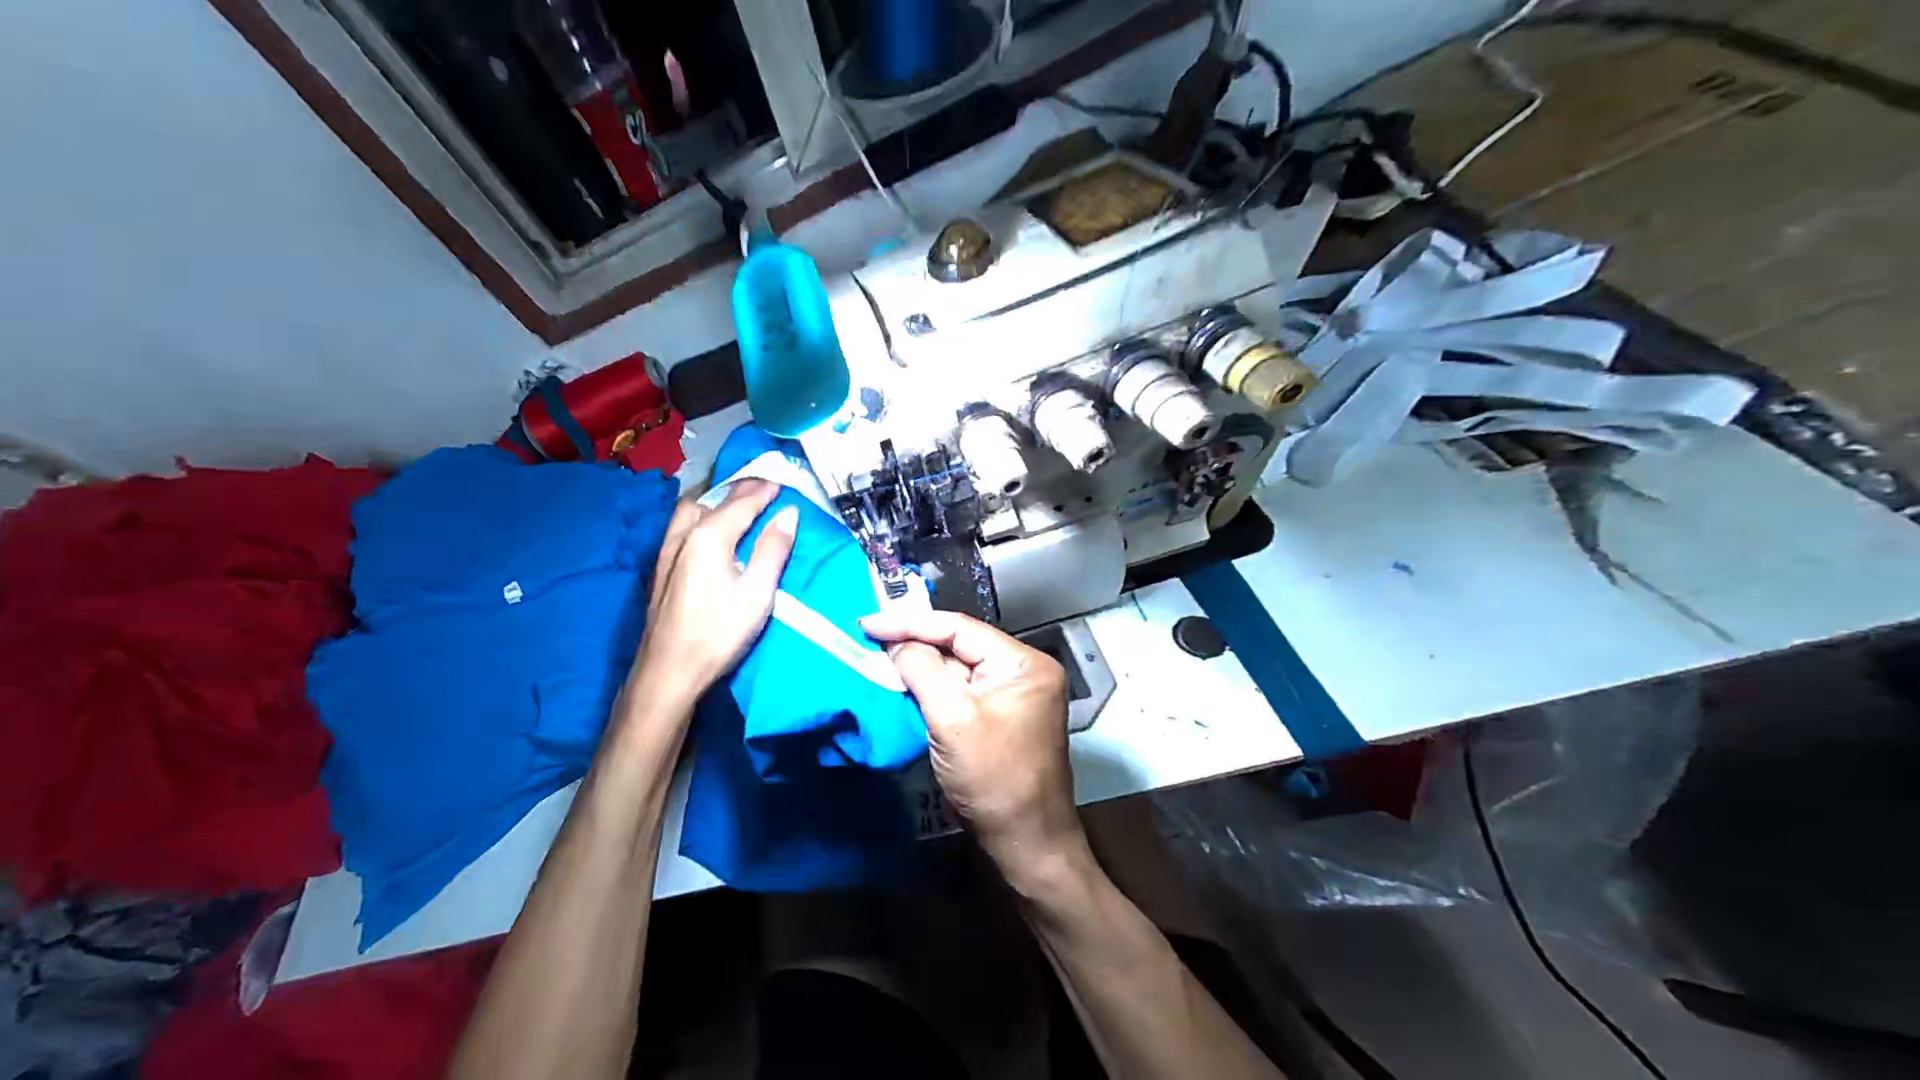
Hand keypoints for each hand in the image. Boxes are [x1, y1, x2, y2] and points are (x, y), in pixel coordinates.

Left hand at [630, 479, 797, 708]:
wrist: (669, 671)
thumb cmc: (719, 633)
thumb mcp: (757, 592)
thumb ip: (773, 549)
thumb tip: (788, 513)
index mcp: (709, 536)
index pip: (741, 503)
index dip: (764, 491)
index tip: (781, 482)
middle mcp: (683, 535)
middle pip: (714, 502)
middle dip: (740, 491)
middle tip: (763, 487)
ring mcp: (666, 552)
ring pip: (690, 511)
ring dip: (715, 501)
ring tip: (735, 504)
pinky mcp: (660, 569)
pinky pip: (680, 526)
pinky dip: (699, 516)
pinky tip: (707, 529)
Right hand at [859, 609, 1086, 883]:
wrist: (1025, 843)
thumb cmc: (994, 779)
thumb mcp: (953, 719)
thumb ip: (922, 670)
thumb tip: (896, 644)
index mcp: (1023, 663)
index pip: (960, 629)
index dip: (911, 623)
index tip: (868, 623)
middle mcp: (1021, 671)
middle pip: (958, 646)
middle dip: (913, 644)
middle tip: (868, 640)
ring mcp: (1010, 696)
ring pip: (955, 669)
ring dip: (918, 667)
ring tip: (876, 657)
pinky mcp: (996, 718)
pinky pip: (957, 692)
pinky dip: (928, 689)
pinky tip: (900, 685)